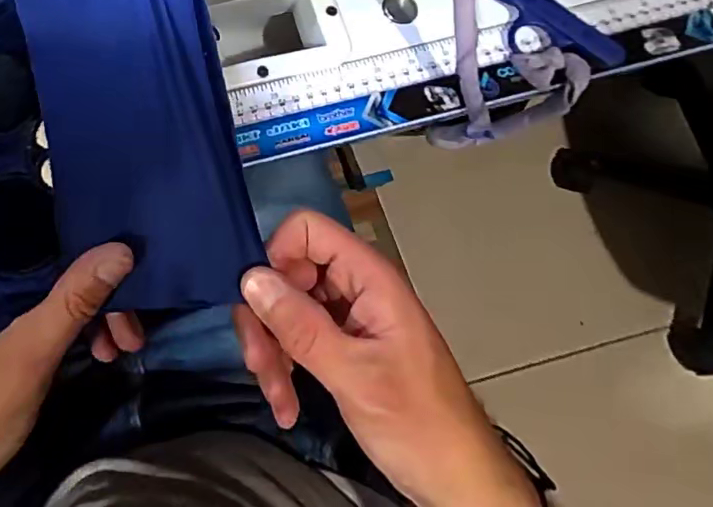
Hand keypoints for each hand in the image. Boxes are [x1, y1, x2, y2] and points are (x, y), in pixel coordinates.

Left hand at [0, 243, 134, 506]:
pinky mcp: (9, 335)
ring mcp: (2, 311)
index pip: (46, 240)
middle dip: (102, 298)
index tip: (130, 266)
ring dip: (96, 318)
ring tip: (122, 348)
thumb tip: (122, 248)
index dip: (90, 248)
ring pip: (60, 297)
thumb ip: (74, 300)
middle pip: (59, 273)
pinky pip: (53, 317)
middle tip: (133, 331)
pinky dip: (80, 331)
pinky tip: (100, 350)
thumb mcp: (33, 350)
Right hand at [233, 210, 538, 506]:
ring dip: (273, 348)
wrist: (460, 483)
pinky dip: (286, 364)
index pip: (308, 230)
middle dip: (268, 316)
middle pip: (291, 271)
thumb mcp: (354, 376)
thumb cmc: (421, 427)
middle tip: (260, 362)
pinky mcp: (344, 342)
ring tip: (277, 394)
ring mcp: (350, 314)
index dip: (277, 256)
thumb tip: (252, 279)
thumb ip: (300, 325)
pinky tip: (287, 401)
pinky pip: (299, 334)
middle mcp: (357, 286)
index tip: (261, 303)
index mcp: (369, 277)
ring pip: (289, 306)